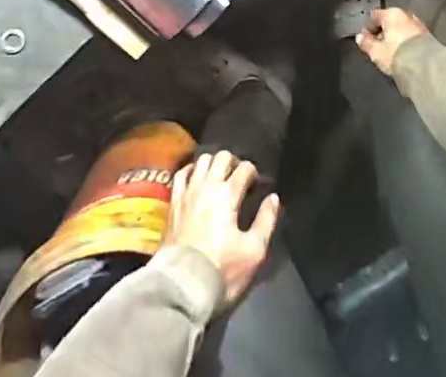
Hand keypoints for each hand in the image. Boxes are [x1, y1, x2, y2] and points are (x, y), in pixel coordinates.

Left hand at [160, 151, 280, 306]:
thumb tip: (273, 198)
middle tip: (238, 176)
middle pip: (222, 157)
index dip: (253, 173)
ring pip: (201, 161)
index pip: (244, 169)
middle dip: (234, 162)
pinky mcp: (172, 204)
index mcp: (228, 195)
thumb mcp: (254, 251)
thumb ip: (266, 220)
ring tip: (218, 175)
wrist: (181, 288)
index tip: (256, 184)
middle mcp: (207, 187)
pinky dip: (190, 170)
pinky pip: (180, 175)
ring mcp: (187, 193)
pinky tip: (195, 177)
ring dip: (212, 163)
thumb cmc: (221, 270)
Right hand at [355, 7, 431, 74]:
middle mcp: (406, 15)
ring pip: (402, 28)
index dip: (369, 27)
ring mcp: (418, 25)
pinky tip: (403, 53)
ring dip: (396, 37)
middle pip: (390, 21)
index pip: (375, 15)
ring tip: (390, 52)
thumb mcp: (376, 51)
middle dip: (383, 32)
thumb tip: (360, 37)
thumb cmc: (397, 54)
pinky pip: (411, 36)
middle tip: (377, 46)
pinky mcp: (427, 36)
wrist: (423, 65)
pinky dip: (406, 42)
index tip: (365, 38)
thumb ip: (366, 43)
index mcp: (392, 14)